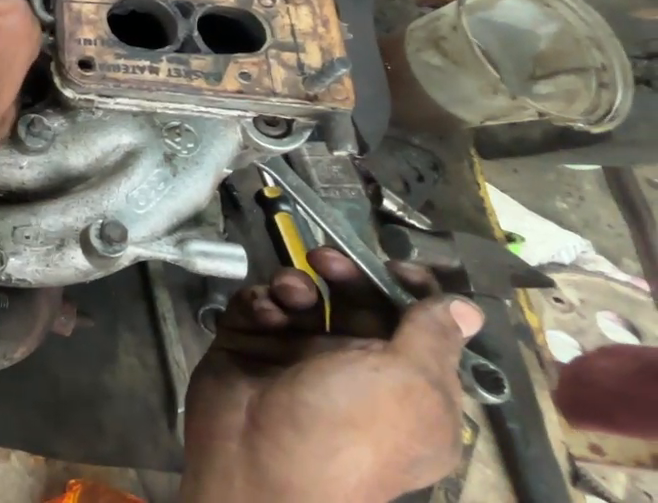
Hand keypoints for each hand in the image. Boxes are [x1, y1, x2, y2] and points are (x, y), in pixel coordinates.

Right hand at [182, 247, 485, 502]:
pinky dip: (260, 301)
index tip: (392, 262)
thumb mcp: (409, 383)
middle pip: (355, 303)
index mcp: (408, 385)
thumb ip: (432, 336)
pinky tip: (262, 312)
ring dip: (296, 285)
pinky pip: (257, 307)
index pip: (417, 325)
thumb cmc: (352, 425)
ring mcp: (297, 355)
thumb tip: (467, 307)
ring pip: (302, 300)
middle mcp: (355, 367)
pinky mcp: (249, 344)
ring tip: (288, 293)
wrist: (260, 459)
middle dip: (344, 275)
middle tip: (326, 258)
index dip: (408, 290)